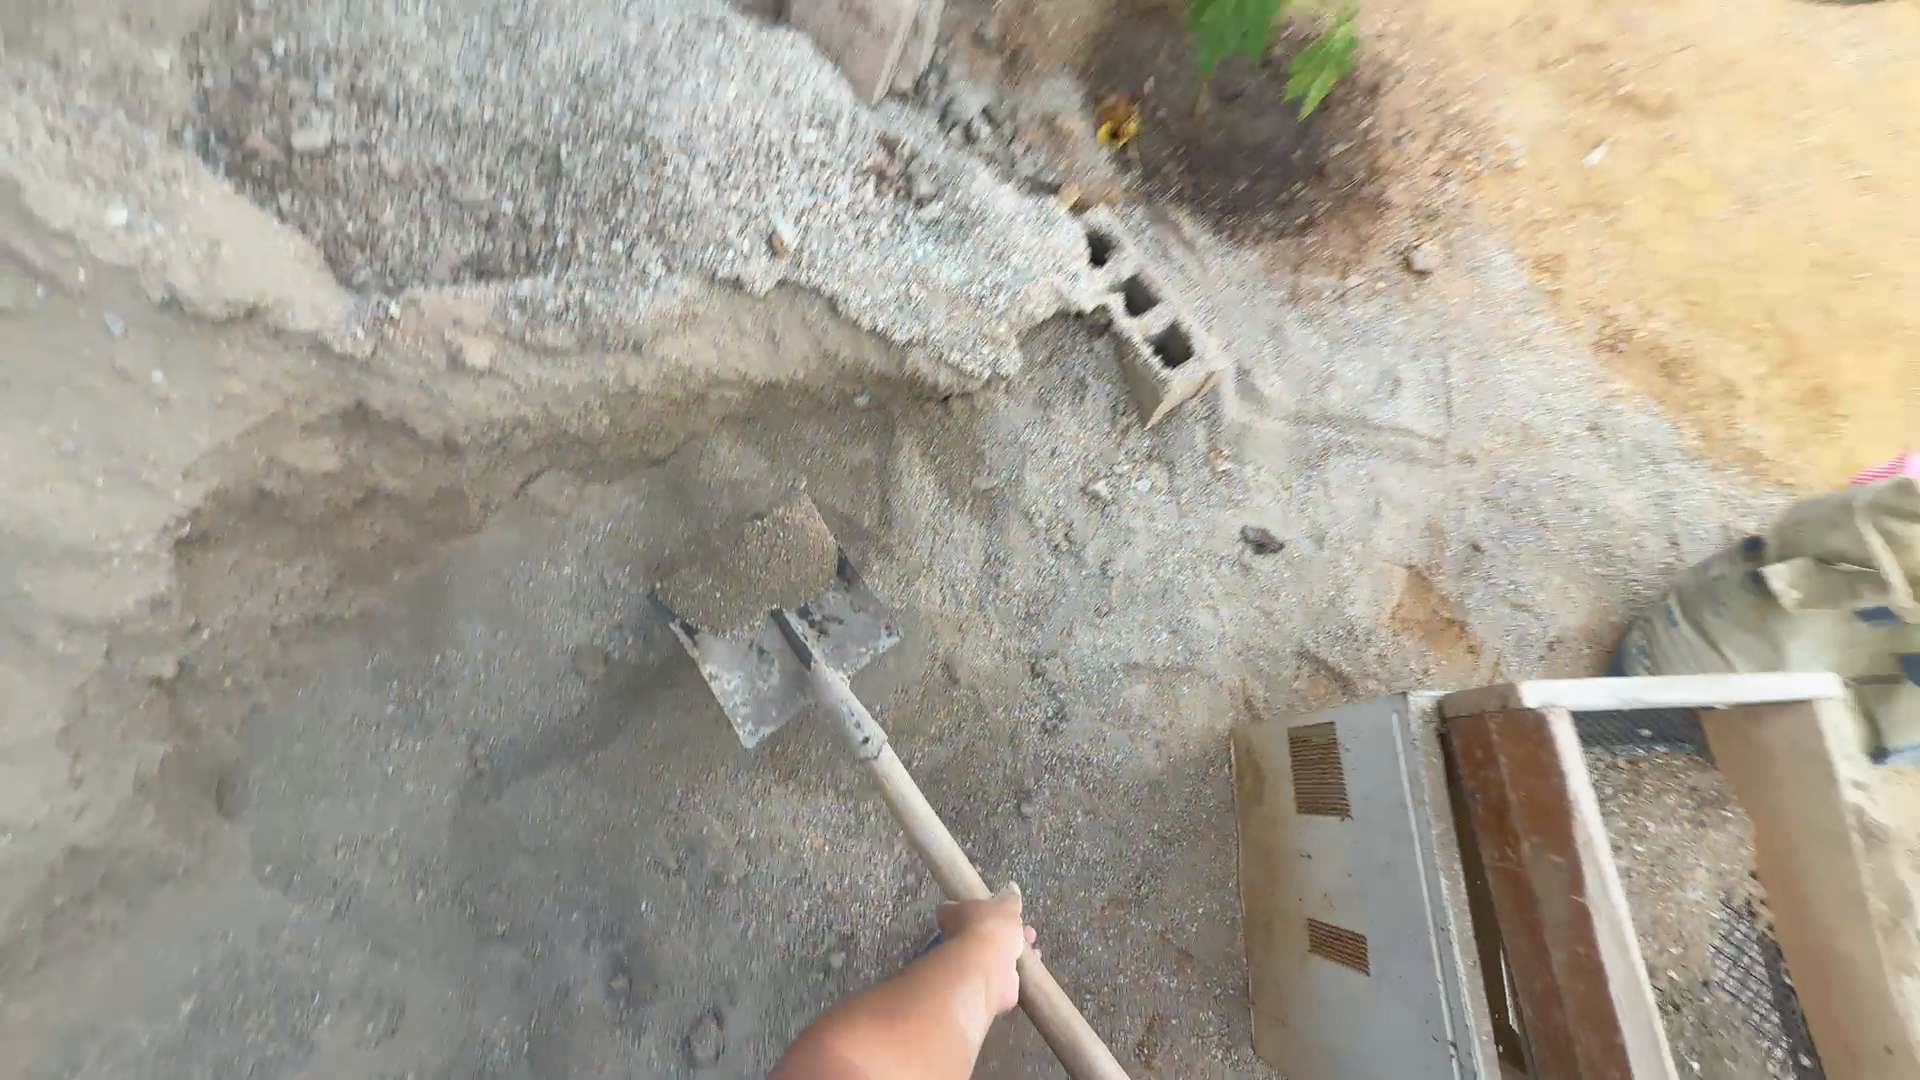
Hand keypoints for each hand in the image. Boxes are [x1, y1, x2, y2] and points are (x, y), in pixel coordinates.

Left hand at [936, 884, 1037, 1017]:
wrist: (987, 971)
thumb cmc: (990, 928)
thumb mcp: (1006, 905)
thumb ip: (1010, 899)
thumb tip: (1012, 887)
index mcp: (956, 914)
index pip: (958, 908)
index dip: (976, 907)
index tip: (994, 907)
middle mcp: (960, 939)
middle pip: (982, 932)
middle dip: (1005, 931)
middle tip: (1025, 929)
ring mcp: (973, 964)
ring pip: (995, 954)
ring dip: (1014, 950)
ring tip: (1033, 945)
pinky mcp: (987, 985)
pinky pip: (1005, 975)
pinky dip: (1019, 971)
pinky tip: (1034, 963)